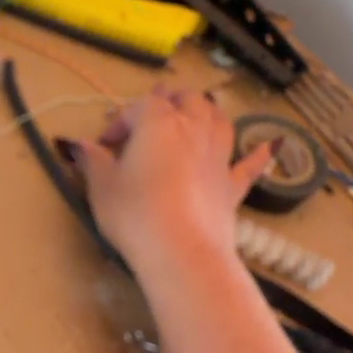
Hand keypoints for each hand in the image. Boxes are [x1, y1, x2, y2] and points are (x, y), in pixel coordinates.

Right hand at [55, 89, 273, 278]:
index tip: (103, 146)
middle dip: (168, 102)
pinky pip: (249, 164)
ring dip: (206, 111)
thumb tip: (81, 145)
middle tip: (151, 114)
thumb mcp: (102, 187)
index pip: (138, 106)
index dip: (119, 121)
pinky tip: (271, 145)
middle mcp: (193, 129)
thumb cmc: (134, 213)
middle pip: (186, 101)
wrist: (181, 251)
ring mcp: (219, 156)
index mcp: (157, 124)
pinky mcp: (232, 185)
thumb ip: (94, 161)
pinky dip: (258, 153)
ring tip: (196, 112)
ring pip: (218, 120)